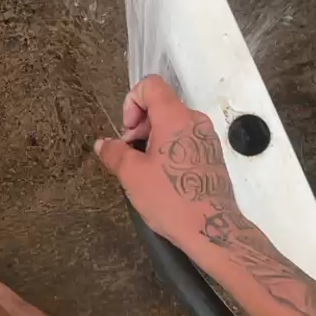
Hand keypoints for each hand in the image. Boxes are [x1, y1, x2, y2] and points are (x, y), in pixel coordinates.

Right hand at [94, 75, 239, 246]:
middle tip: (131, 153)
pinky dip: (168, 148)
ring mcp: (207, 138)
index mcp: (175, 117)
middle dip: (139, 124)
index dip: (132, 101)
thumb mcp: (132, 175)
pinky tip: (162, 176)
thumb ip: (114, 153)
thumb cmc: (172, 199)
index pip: (151, 85)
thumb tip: (103, 144)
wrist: (212, 230)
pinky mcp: (212, 154)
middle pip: (161, 104)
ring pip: (172, 123)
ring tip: (145, 168)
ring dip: (153, 138)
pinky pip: (185, 139)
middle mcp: (195, 121)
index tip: (128, 130)